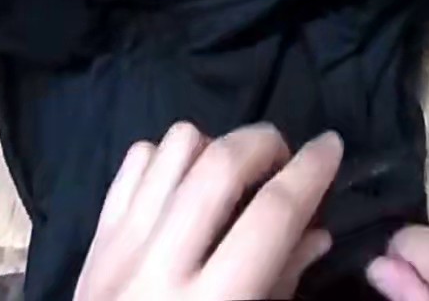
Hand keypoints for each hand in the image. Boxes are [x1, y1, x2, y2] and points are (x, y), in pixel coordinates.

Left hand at [74, 122, 344, 300]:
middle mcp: (160, 267)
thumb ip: (283, 285)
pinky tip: (183, 185)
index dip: (309, 172)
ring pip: (175, 146)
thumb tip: (318, 228)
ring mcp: (121, 244)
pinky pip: (137, 158)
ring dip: (213, 145)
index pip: (271, 216)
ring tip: (228, 174)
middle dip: (263, 143)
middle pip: (220, 165)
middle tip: (282, 156)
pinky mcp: (98, 234)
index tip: (331, 145)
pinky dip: (167, 158)